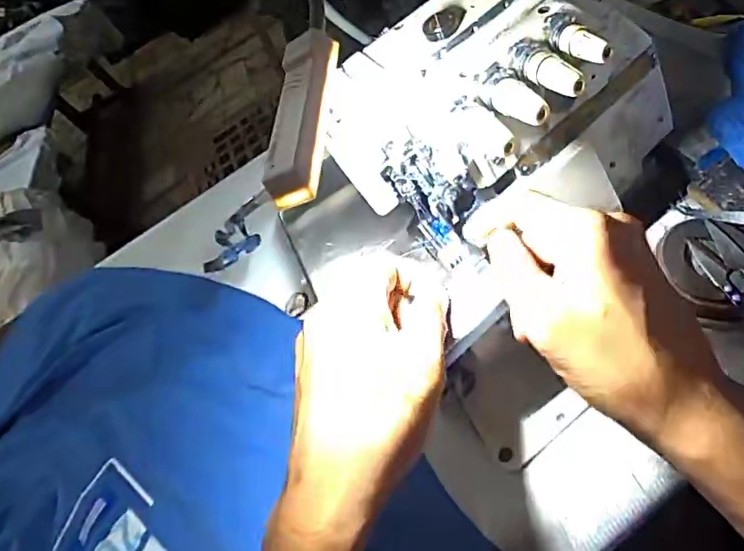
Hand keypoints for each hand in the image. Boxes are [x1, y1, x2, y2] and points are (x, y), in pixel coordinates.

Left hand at [265, 258, 448, 550]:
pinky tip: (380, 384)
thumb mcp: (425, 361)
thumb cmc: (379, 424)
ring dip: (383, 328)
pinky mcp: (309, 365)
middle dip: (400, 306)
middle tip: (425, 338)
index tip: (434, 303)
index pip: (385, 262)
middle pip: (368, 286)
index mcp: (350, 300)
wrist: (334, 480)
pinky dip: (363, 347)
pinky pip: (341, 338)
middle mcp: (324, 311)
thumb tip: (431, 292)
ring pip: (355, 314)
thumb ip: (432, 313)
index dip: (416, 278)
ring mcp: (312, 339)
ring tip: (405, 366)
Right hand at [463, 190, 729, 451]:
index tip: (473, 242)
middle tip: (516, 304)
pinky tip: (567, 320)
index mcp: (586, 228)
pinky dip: (566, 282)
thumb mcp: (540, 315)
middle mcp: (611, 224)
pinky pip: (583, 258)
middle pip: (539, 227)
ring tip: (542, 322)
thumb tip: (498, 239)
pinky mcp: (637, 264)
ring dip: (542, 276)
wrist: (686, 405)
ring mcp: (628, 243)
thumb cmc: (615, 364)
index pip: (518, 206)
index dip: (490, 224)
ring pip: (559, 245)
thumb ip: (508, 266)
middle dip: (521, 261)